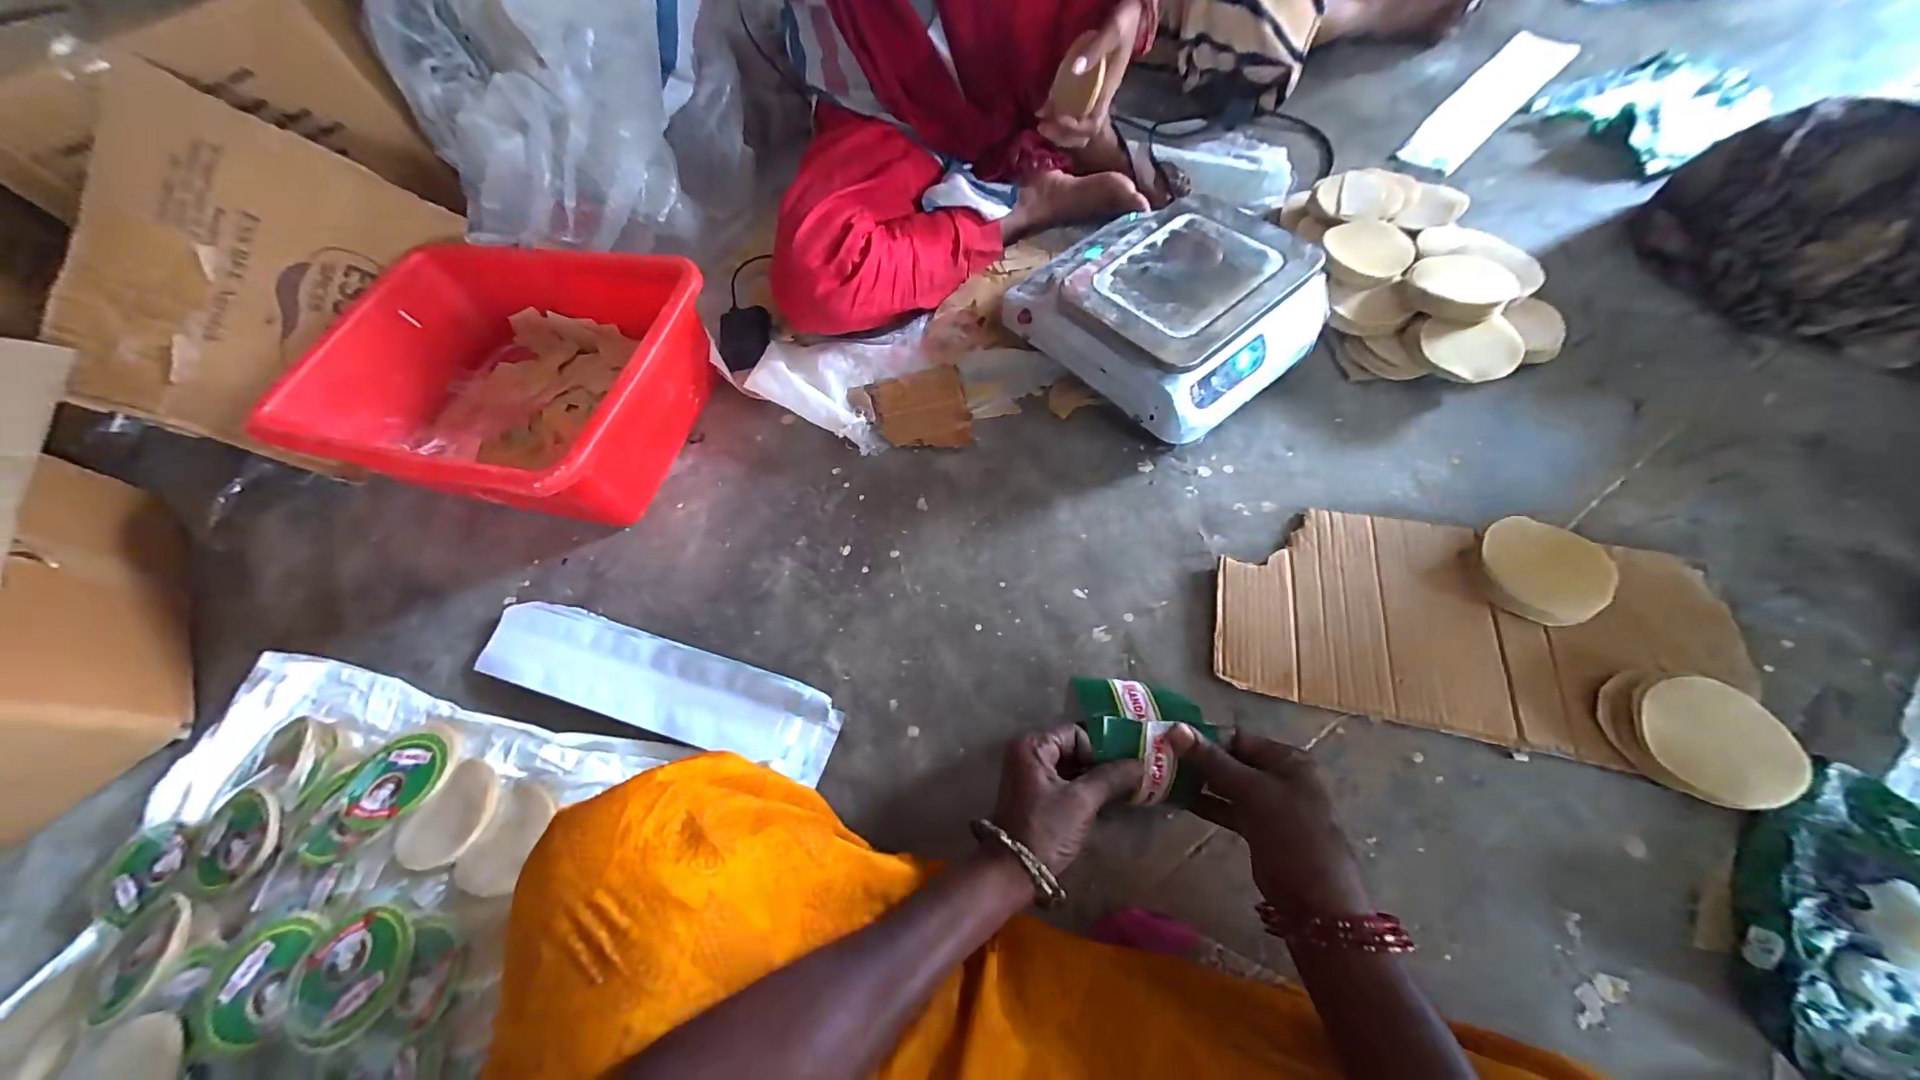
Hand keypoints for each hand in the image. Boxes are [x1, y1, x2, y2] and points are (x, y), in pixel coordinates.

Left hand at [992, 724, 1141, 873]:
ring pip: (1069, 765)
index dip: (1098, 749)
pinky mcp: (1033, 794)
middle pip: (1072, 747)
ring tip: (1118, 790)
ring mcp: (1027, 774)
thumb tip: (1140, 763)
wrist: (1014, 871)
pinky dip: (1081, 788)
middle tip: (1125, 778)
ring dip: (1092, 777)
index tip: (1118, 770)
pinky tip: (1101, 801)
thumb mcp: (1082, 801)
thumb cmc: (1047, 829)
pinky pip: (1062, 781)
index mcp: (1032, 745)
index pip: (1075, 732)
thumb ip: (1111, 777)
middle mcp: (1026, 753)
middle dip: (1098, 762)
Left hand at [1036, 0, 1143, 148]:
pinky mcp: (1086, 90)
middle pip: (1082, 134)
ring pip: (1076, 128)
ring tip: (1040, 123)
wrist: (1132, 14)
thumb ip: (1095, 50)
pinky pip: (1071, 112)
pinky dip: (1056, 116)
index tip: (1058, 119)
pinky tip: (1042, 110)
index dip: (1074, 128)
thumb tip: (1075, 70)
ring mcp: (1092, 96)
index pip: (1092, 125)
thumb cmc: (1125, 22)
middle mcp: (1099, 100)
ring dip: (1058, 131)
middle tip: (1041, 127)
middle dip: (1062, 135)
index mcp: (1107, 92)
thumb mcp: (1112, 32)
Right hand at [1166, 725, 1373, 920]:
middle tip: (1160, 755)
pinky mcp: (1256, 828)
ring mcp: (1267, 804)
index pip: (1238, 738)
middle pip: (1231, 760)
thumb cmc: (1292, 834)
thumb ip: (1213, 761)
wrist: (1317, 900)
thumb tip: (1175, 728)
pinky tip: (1176, 798)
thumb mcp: (1252, 792)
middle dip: (1198, 758)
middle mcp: (1278, 777)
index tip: (1169, 736)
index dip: (1205, 736)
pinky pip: (1225, 807)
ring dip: (1198, 781)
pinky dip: (1204, 803)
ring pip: (1226, 785)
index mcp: (1287, 760)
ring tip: (1161, 774)